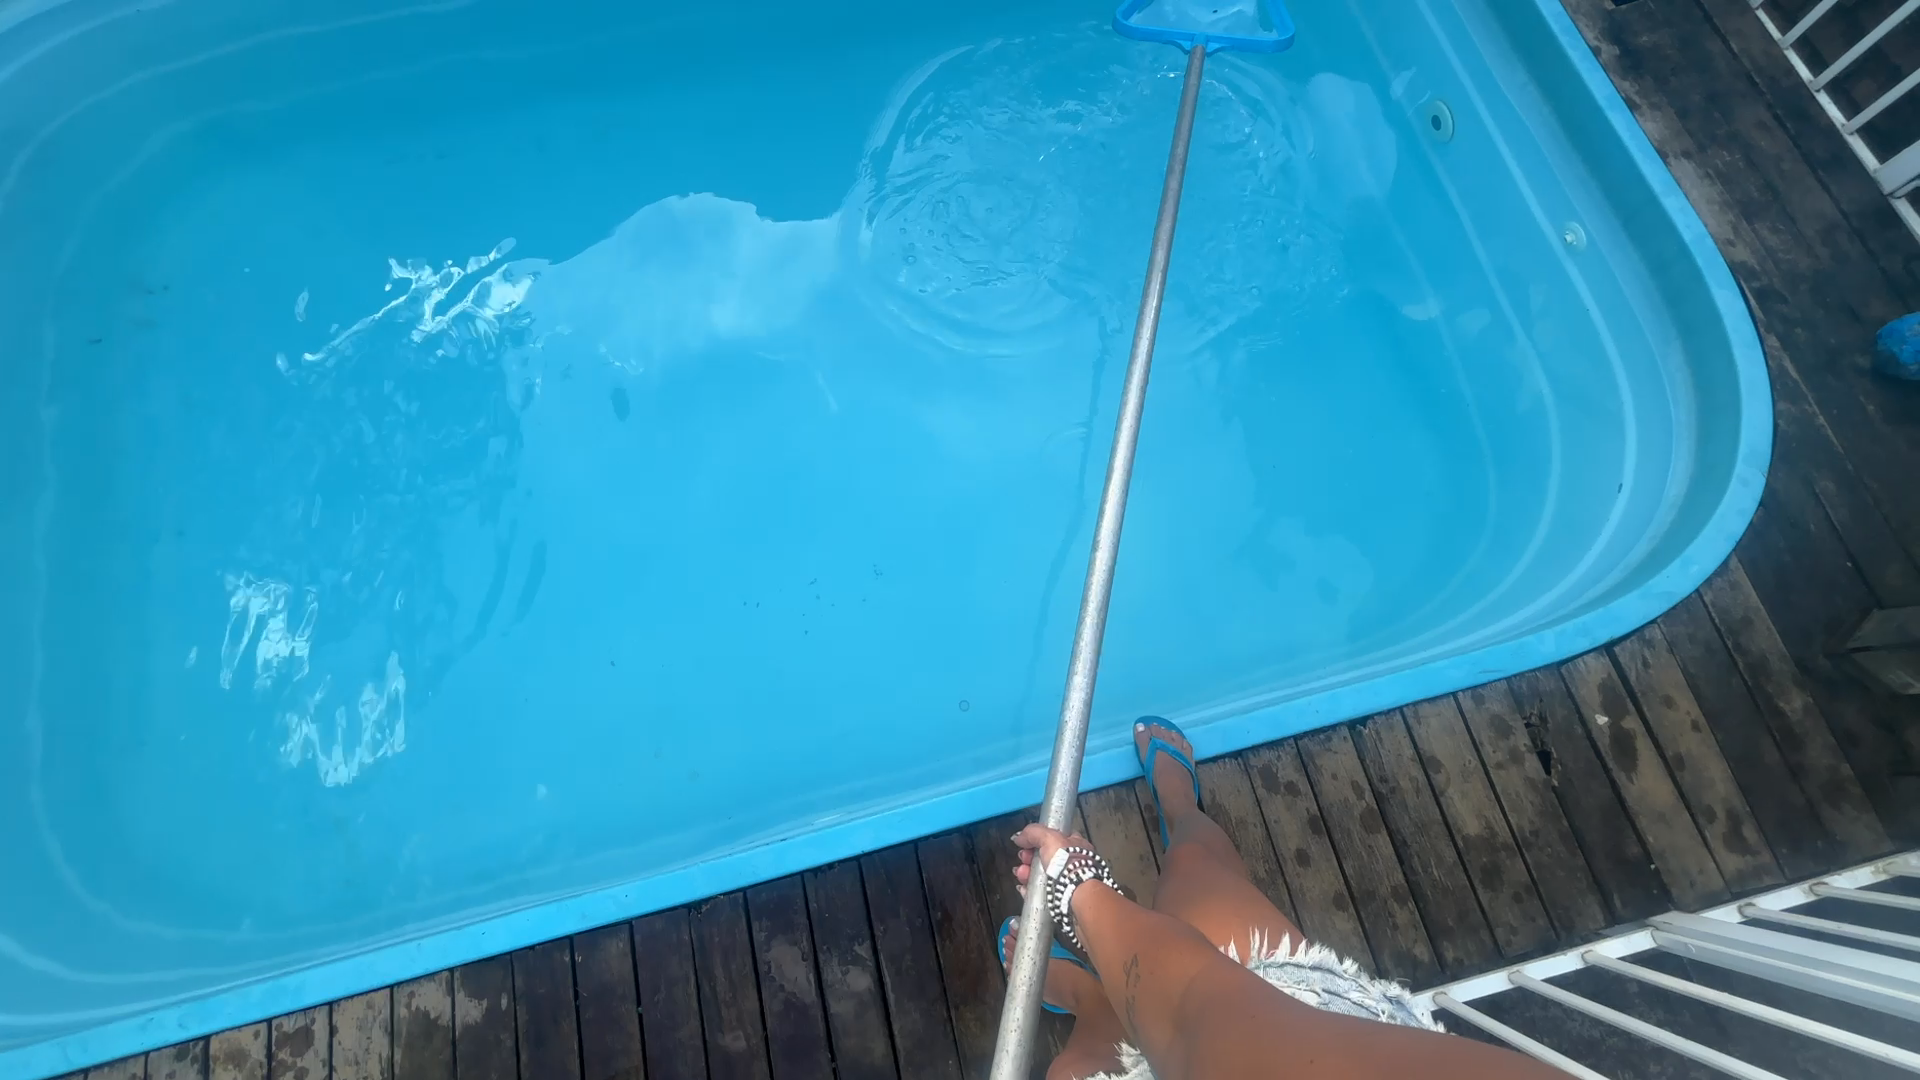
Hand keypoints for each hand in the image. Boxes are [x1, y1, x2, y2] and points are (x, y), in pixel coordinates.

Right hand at [1011, 823, 1095, 897]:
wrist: (1074, 892)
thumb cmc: (1068, 862)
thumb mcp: (1048, 837)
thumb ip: (1033, 832)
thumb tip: (1020, 836)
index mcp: (1076, 845)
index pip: (1056, 837)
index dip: (1039, 838)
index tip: (1027, 842)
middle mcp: (1073, 863)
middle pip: (1045, 857)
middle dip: (1029, 857)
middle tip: (1023, 858)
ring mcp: (1066, 881)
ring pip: (1041, 875)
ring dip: (1027, 873)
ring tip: (1021, 874)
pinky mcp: (1059, 897)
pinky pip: (1040, 891)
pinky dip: (1029, 888)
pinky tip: (1024, 887)